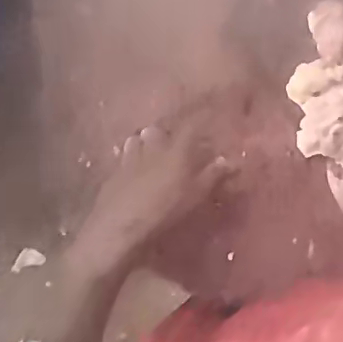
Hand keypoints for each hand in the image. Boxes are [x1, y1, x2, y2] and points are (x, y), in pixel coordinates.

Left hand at [66, 102, 235, 278]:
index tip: (208, 112)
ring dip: (145, 142)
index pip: (190, 125)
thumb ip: (213, 175)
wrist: (117, 229)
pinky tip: (132, 171)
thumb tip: (230, 160)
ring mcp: (128, 160)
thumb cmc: (164, 211)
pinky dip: (130, 159)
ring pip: (137, 140)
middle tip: (176, 139)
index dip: (200, 117)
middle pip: (159, 130)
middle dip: (168, 132)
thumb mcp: (195, 195)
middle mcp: (151, 148)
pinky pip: (123, 159)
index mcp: (175, 150)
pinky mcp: (112, 176)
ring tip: (151, 149)